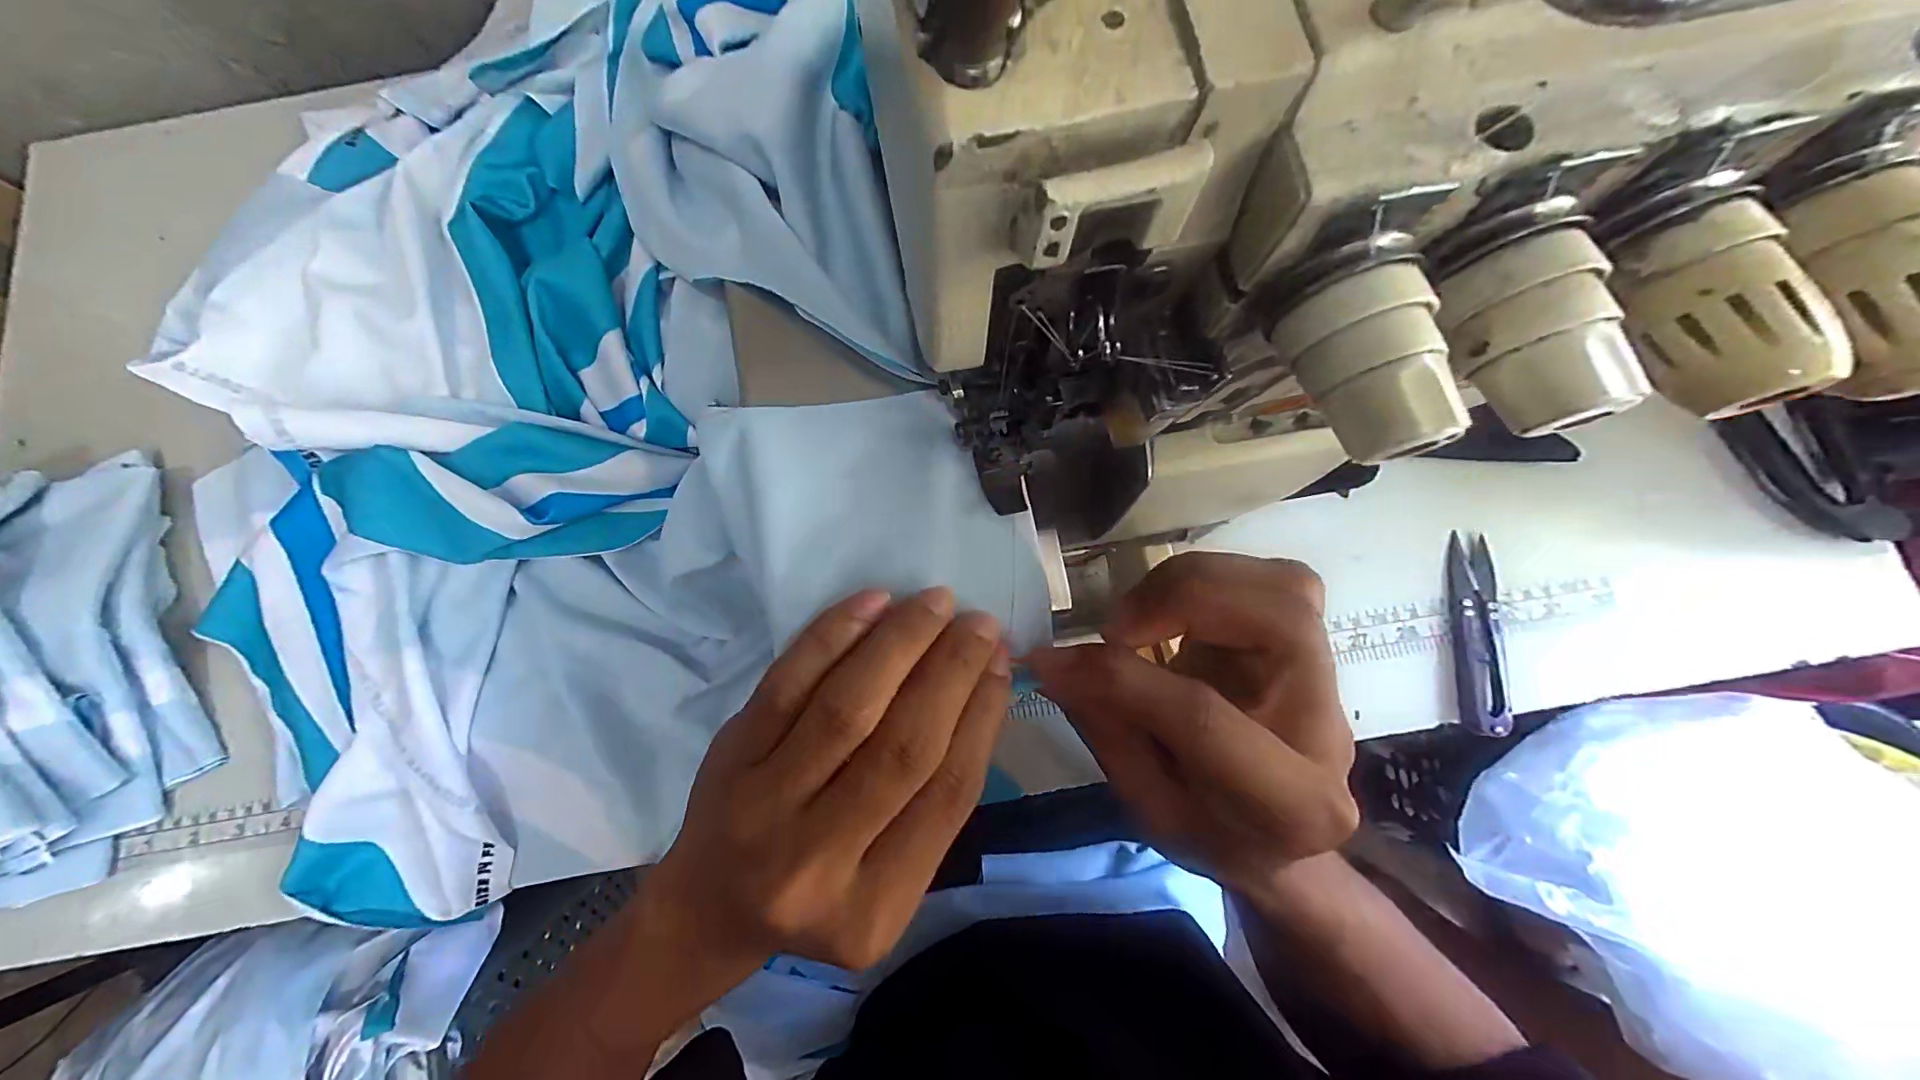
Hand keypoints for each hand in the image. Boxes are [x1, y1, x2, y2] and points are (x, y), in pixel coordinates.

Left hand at [645, 586, 1011, 974]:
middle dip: (952, 672)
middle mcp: (816, 864)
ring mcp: (763, 808)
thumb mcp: (888, 878)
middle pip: (903, 748)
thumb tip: (981, 688)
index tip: (1002, 663)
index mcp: (875, 908)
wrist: (712, 904)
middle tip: (980, 624)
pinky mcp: (727, 759)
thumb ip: (933, 800)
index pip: (948, 794)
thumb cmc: (819, 889)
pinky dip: (834, 636)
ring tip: (936, 603)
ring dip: (900, 643)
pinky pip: (787, 683)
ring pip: (847, 707)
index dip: (982, 717)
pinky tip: (872, 603)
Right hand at [1027, 552, 1357, 894]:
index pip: (1205, 717)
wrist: (1274, 836)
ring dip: (1194, 584)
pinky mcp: (1313, 640)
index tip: (1051, 660)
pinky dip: (1212, 579)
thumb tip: (1055, 660)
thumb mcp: (1145, 806)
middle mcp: (1327, 726)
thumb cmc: (1207, 832)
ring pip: (1283, 586)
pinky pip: (1274, 580)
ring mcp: (1330, 676)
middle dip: (1180, 601)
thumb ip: (1106, 729)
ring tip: (1139, 619)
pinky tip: (1173, 608)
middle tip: (1114, 629)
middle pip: (1279, 621)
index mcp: (1292, 801)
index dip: (1120, 678)